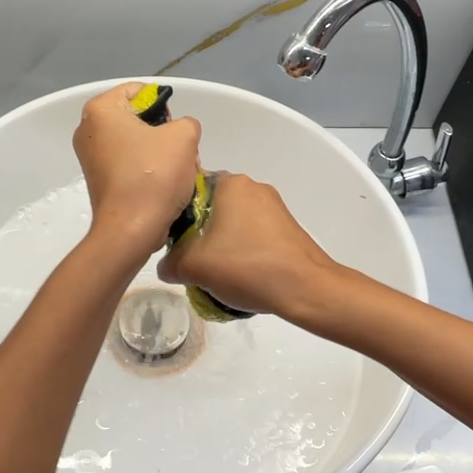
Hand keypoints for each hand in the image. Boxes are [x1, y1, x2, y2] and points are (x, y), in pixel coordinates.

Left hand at [73, 83, 201, 258]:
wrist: (132, 229)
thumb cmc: (154, 176)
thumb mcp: (184, 137)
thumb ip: (186, 122)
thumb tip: (178, 134)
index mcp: (101, 110)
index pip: (139, 91)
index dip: (164, 105)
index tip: (176, 129)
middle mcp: (88, 130)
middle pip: (136, 119)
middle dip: (163, 133)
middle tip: (181, 152)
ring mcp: (90, 158)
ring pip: (135, 144)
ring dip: (160, 154)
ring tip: (178, 172)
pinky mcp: (98, 181)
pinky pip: (128, 164)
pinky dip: (147, 171)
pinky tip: (164, 186)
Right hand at [158, 172, 344, 317]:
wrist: (305, 289)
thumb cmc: (246, 266)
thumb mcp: (193, 266)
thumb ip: (170, 262)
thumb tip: (167, 267)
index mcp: (230, 183)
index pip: (189, 187)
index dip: (174, 211)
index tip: (169, 237)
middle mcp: (253, 187)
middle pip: (211, 207)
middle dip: (198, 232)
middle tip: (187, 258)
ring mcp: (274, 207)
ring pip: (233, 223)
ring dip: (220, 244)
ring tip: (213, 272)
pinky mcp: (287, 228)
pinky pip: (253, 235)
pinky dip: (242, 251)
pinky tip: (238, 275)